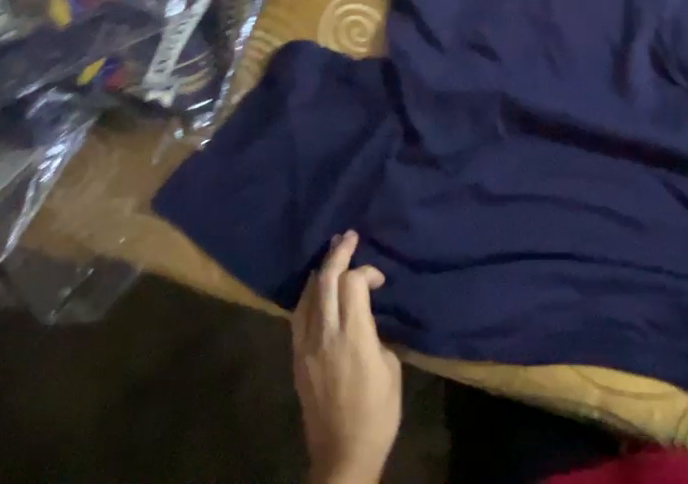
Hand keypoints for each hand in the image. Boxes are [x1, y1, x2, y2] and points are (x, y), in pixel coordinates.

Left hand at [293, 230, 402, 483]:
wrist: (343, 453)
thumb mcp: (391, 367)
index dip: (365, 271)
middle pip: (326, 280)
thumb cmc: (378, 413)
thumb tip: (367, 316)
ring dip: (321, 270)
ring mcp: (305, 345)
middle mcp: (324, 334)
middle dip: (337, 253)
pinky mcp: (296, 357)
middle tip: (349, 235)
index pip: (352, 283)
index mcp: (353, 336)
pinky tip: (317, 289)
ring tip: (332, 253)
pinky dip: (309, 294)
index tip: (380, 279)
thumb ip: (376, 333)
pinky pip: (298, 314)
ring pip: (308, 294)